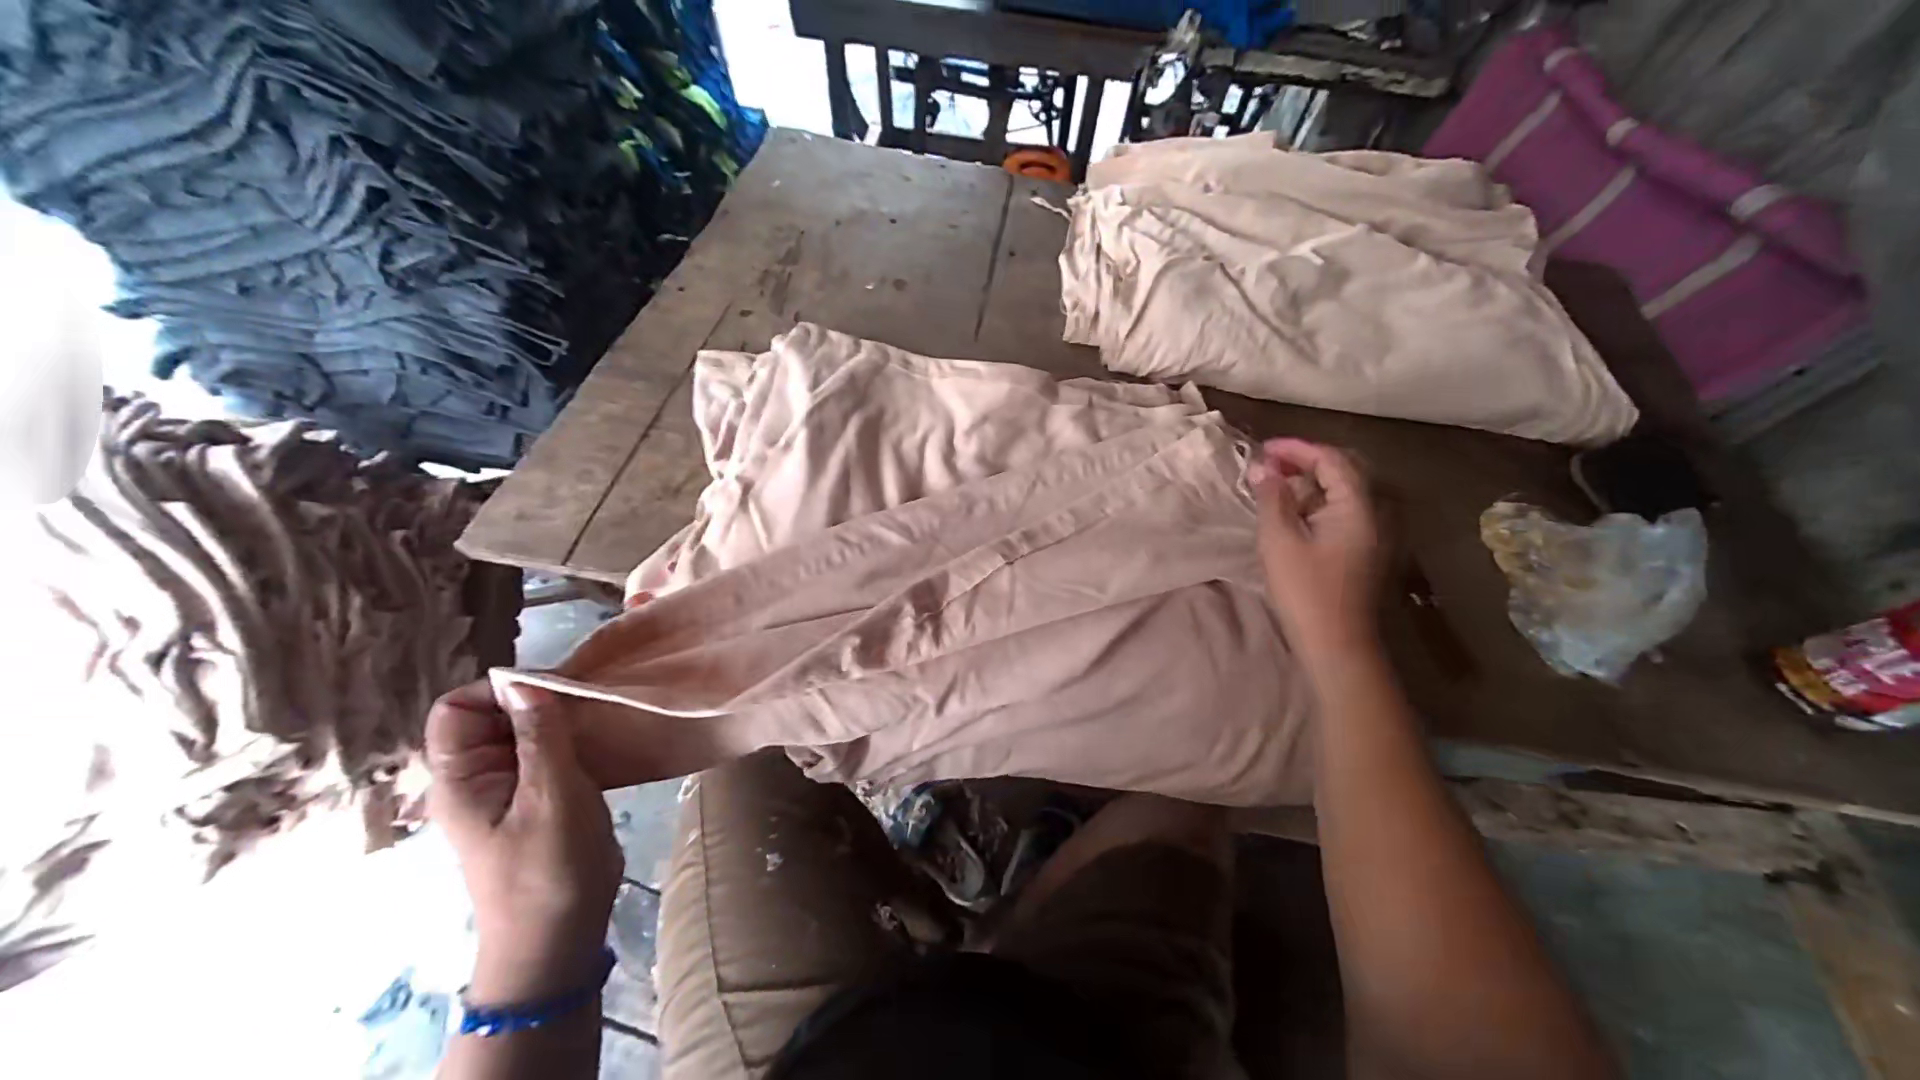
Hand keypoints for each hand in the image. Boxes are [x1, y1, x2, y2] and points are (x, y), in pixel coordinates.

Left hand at [426, 678, 621, 1004]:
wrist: (560, 937)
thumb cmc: (548, 870)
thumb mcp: (549, 798)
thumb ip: (539, 737)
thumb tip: (525, 682)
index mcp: (461, 778)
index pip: (456, 709)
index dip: (497, 690)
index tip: (551, 690)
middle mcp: (480, 775)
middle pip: (495, 714)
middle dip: (539, 699)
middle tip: (588, 698)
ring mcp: (513, 785)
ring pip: (529, 729)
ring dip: (564, 717)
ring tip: (602, 714)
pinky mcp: (544, 794)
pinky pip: (552, 749)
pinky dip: (576, 736)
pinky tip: (605, 735)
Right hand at [1247, 438, 1383, 658]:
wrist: (1337, 644)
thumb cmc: (1306, 591)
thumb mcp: (1280, 540)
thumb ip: (1272, 499)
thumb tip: (1264, 469)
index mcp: (1359, 506)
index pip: (1332, 459)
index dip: (1297, 449)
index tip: (1263, 449)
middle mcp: (1374, 513)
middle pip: (1343, 471)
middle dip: (1304, 462)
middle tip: (1268, 465)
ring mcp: (1371, 533)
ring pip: (1342, 492)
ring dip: (1309, 483)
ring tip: (1273, 487)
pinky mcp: (1362, 550)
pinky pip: (1341, 511)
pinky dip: (1315, 503)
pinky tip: (1291, 512)